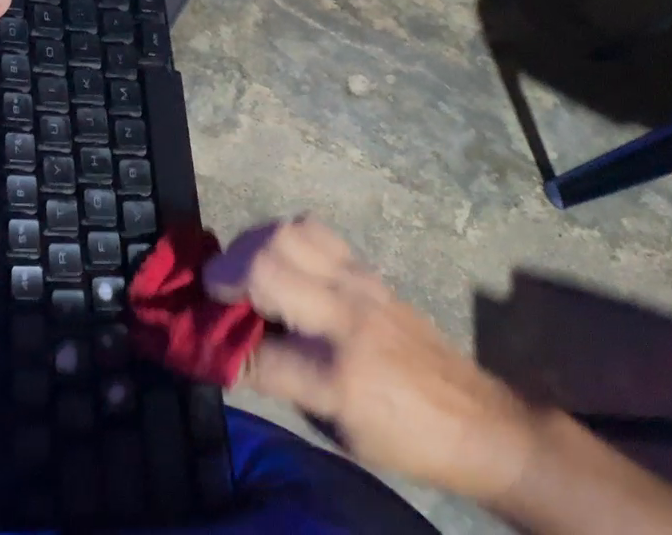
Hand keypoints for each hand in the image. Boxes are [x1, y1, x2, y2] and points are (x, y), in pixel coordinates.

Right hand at [204, 218, 538, 500]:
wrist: (482, 424)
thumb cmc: (404, 440)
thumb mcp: (334, 428)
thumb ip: (276, 378)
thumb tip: (221, 341)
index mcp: (338, 377)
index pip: (253, 349)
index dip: (213, 344)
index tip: (189, 340)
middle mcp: (347, 320)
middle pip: (265, 265)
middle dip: (223, 274)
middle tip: (213, 292)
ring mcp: (361, 286)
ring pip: (287, 233)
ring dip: (250, 246)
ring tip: (240, 269)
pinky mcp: (369, 270)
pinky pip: (312, 231)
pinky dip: (281, 238)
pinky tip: (276, 260)